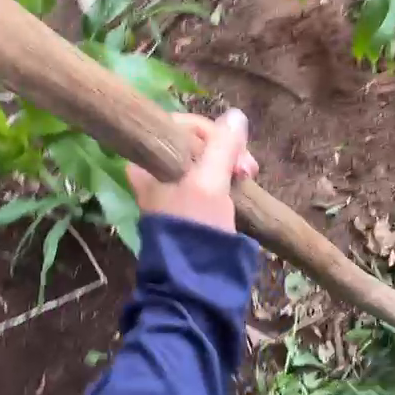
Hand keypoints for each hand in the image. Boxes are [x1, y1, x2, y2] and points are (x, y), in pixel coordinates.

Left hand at [126, 110, 257, 232]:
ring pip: (205, 158)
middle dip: (225, 148)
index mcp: (146, 163)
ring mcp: (172, 188)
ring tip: (248, 176)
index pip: (178, 125)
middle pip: (194, 141)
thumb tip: (236, 115)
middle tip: (247, 167)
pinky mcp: (189, 204)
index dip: (209, 131)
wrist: (195, 279)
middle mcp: (155, 172)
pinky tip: (241, 183)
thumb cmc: (196, 225)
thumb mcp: (210, 182)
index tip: (232, 147)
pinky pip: (210, 176)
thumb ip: (222, 146)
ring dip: (230, 162)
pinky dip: (226, 176)